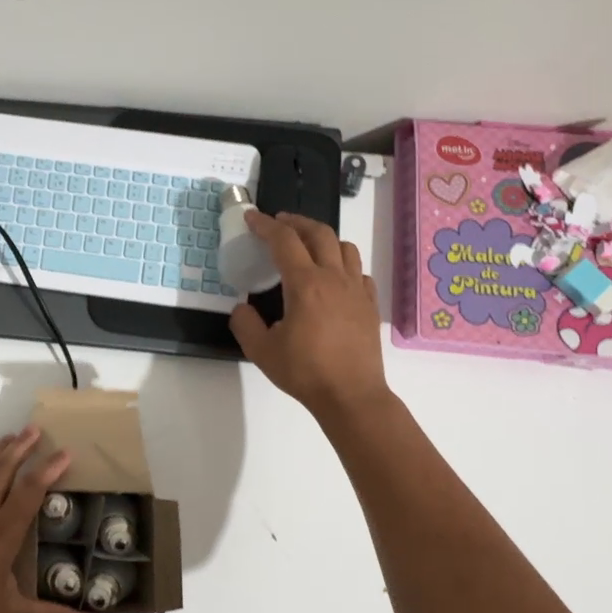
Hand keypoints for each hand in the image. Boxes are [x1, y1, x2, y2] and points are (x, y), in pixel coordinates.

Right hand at [229, 212, 390, 421]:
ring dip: (323, 238)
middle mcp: (334, 278)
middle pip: (319, 233)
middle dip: (296, 222)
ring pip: (344, 247)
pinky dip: (343, 264)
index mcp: (305, 285)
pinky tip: (333, 278)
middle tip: (279, 222)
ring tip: (307, 245)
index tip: (251, 218)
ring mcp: (356, 290)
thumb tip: (242, 307)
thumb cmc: (304, 372)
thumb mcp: (260, 350)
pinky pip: (358, 271)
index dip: (265, 225)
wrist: (350, 394)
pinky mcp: (369, 304)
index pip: (284, 241)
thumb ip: (245, 324)